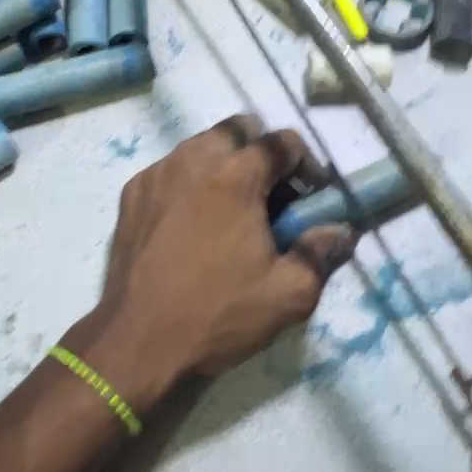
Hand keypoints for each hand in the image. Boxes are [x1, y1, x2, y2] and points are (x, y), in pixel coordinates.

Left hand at [63, 115, 356, 412]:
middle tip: (270, 197)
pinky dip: (190, 183)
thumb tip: (340, 231)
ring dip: (224, 165)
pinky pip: (171, 170)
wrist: (137, 341)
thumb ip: (321, 253)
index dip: (306, 164)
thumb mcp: (288, 294)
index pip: (283, 141)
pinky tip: (192, 224)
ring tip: (231, 212)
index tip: (312, 196)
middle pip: (238, 130)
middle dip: (261, 153)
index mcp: (235, 175)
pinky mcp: (132, 193)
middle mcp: (193, 159)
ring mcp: (157, 173)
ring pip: (201, 146)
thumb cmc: (218, 314)